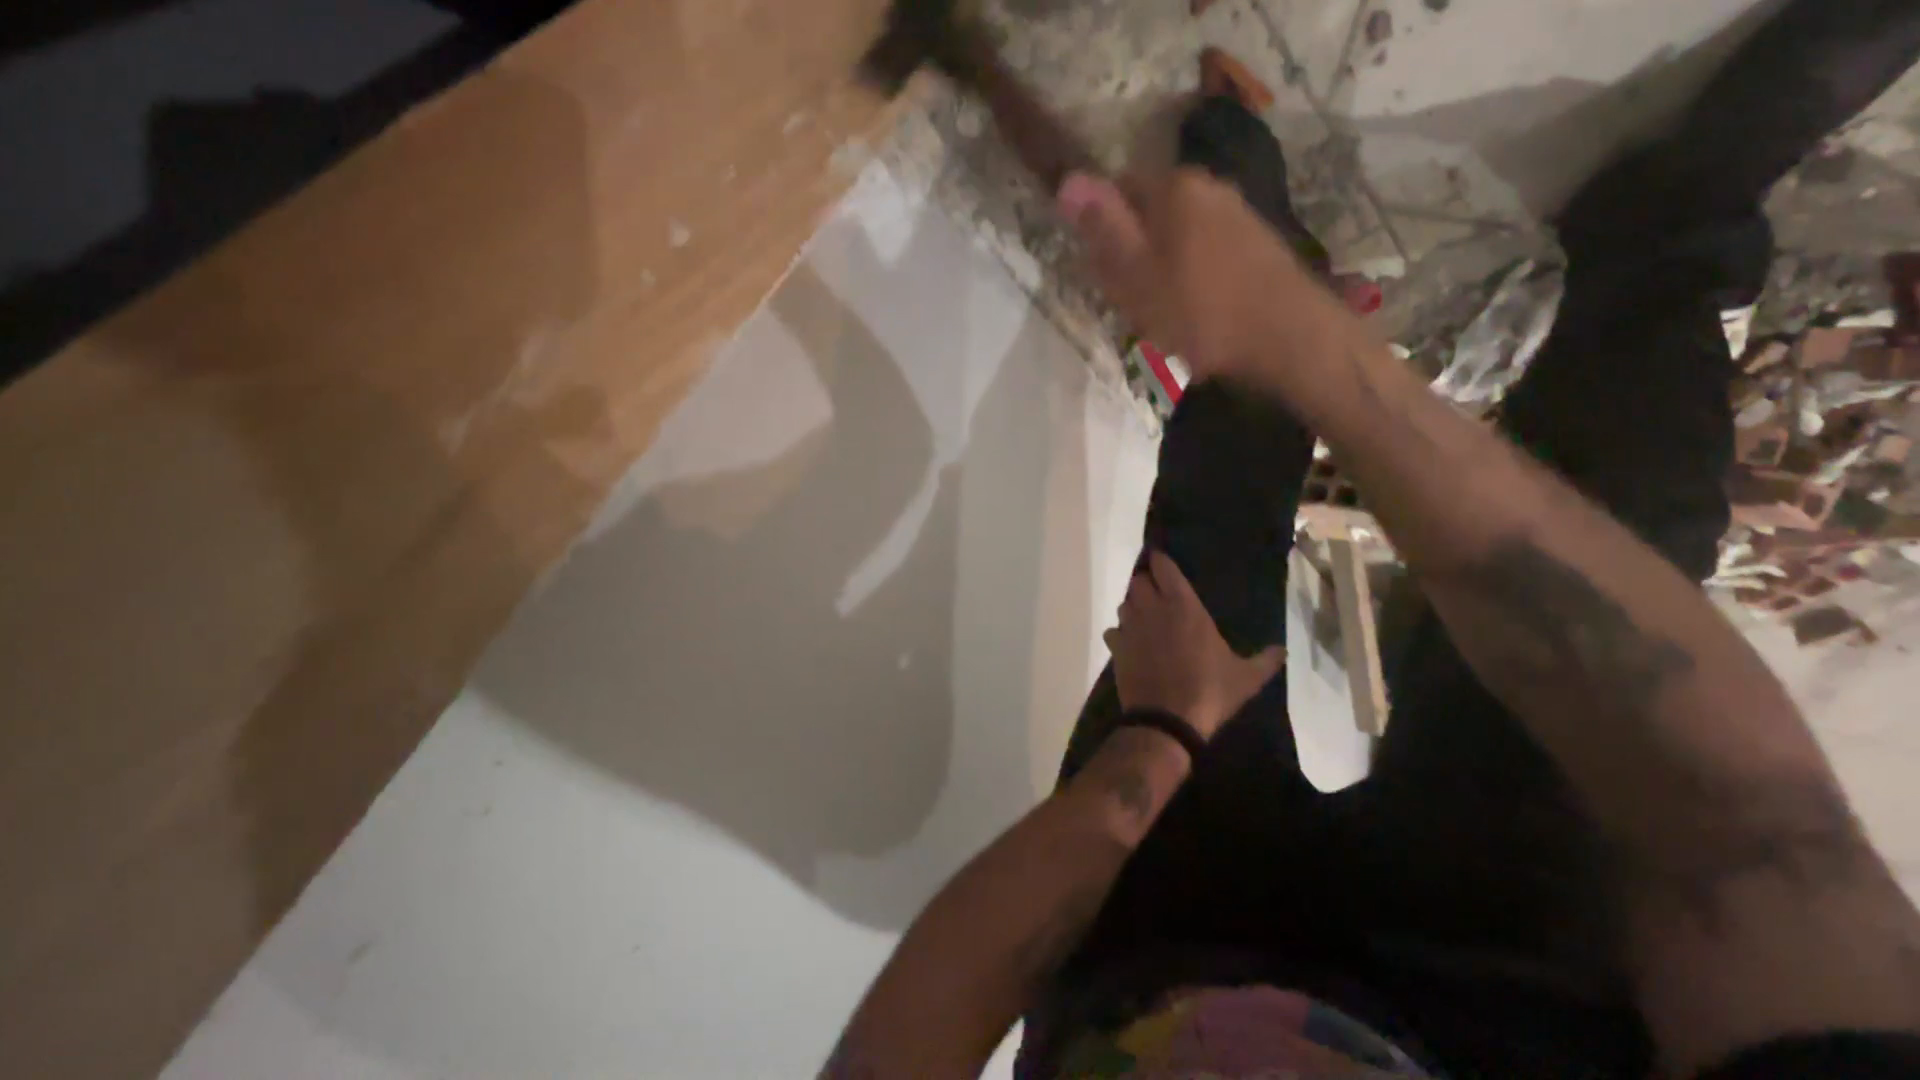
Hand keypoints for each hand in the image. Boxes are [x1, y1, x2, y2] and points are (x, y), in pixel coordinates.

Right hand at [1057, 169, 1325, 382]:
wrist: (1289, 339)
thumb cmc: (1200, 310)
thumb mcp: (1134, 274)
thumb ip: (1102, 227)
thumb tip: (1067, 180)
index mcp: (1174, 186)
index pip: (1118, 189)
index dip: (1104, 231)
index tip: (1105, 273)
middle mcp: (1210, 186)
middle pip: (1152, 212)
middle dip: (1137, 250)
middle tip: (1133, 301)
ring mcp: (1240, 213)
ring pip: (1182, 236)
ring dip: (1167, 269)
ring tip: (1167, 315)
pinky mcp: (1260, 245)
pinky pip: (1210, 255)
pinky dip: (1197, 279)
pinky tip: (1201, 315)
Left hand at [1103, 551, 1284, 738]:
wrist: (1167, 720)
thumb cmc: (1209, 692)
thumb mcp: (1246, 678)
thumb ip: (1265, 661)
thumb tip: (1282, 651)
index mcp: (1185, 607)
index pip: (1164, 568)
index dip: (1161, 561)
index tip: (1162, 561)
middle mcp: (1154, 610)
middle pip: (1138, 582)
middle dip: (1146, 583)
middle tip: (1157, 593)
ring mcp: (1131, 629)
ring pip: (1124, 604)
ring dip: (1133, 606)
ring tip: (1145, 617)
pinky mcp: (1117, 649)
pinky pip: (1113, 631)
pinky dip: (1120, 633)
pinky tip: (1130, 643)